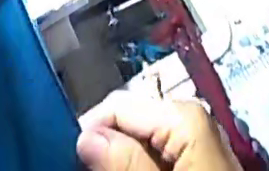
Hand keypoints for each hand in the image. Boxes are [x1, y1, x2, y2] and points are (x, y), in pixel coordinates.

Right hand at [76, 93, 242, 170]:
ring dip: (122, 161)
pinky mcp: (198, 160)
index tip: (70, 158)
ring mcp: (195, 140)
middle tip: (87, 170)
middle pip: (129, 123)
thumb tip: (87, 135)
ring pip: (141, 142)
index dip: (91, 130)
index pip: (119, 104)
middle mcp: (190, 117)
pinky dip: (141, 166)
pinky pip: (159, 155)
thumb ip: (127, 162)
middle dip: (107, 148)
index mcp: (184, 114)